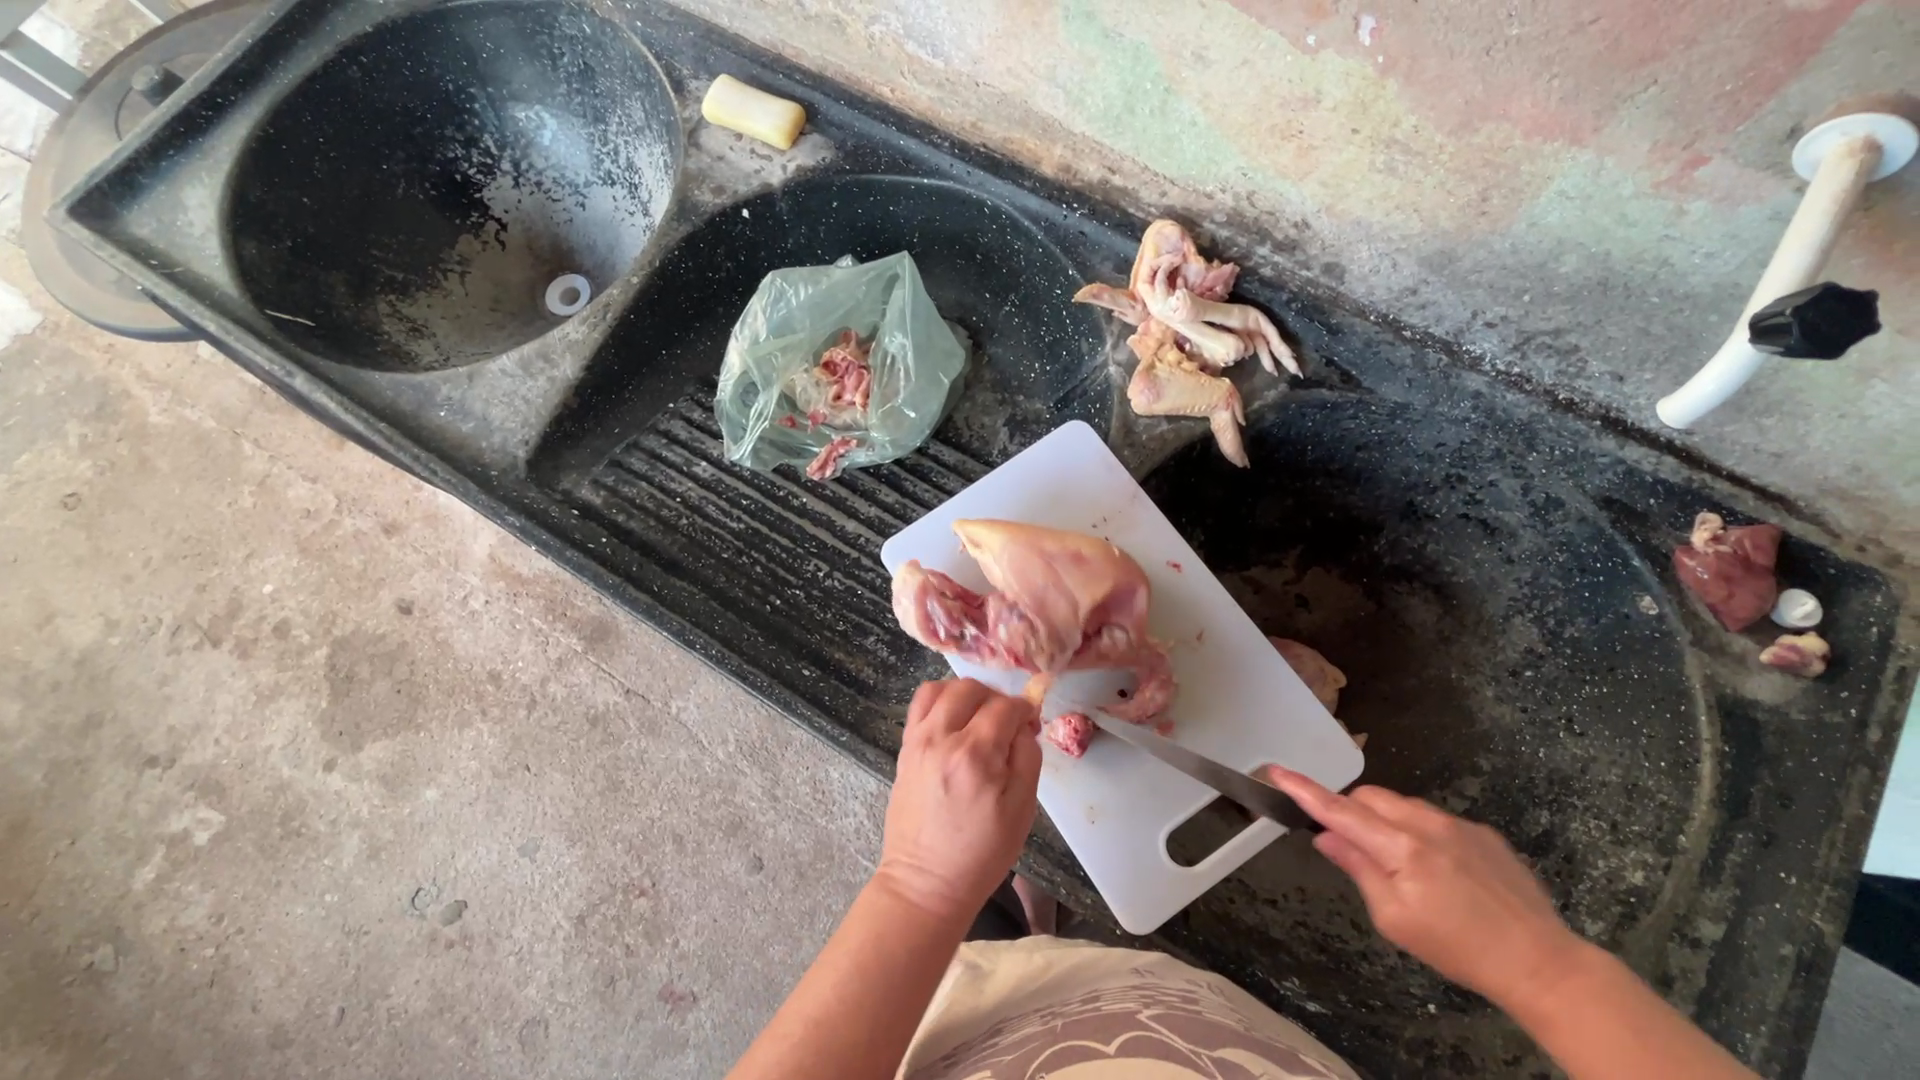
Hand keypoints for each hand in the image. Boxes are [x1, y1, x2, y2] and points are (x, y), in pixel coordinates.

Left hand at [874, 680, 1041, 924]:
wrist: (926, 882)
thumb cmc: (981, 853)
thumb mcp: (1022, 810)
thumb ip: (1028, 758)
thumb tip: (1023, 727)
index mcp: (975, 755)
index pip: (1005, 707)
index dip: (1025, 711)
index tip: (1031, 727)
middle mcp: (941, 738)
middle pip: (971, 688)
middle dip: (996, 698)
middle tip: (1007, 723)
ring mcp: (917, 742)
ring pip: (940, 689)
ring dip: (965, 694)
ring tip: (978, 717)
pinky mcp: (904, 749)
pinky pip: (919, 706)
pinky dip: (939, 702)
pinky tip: (954, 723)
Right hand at [1262, 766, 1583, 1007]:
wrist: (1540, 962)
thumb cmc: (1457, 948)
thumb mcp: (1394, 918)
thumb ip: (1358, 868)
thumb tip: (1327, 837)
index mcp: (1401, 847)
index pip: (1339, 810)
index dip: (1304, 790)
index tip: (1277, 771)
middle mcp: (1428, 824)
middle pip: (1369, 797)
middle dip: (1349, 811)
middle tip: (1349, 846)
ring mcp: (1460, 825)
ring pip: (1403, 805)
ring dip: (1385, 822)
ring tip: (1401, 868)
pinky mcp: (1484, 834)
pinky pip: (1435, 819)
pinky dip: (1419, 832)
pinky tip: (1440, 873)